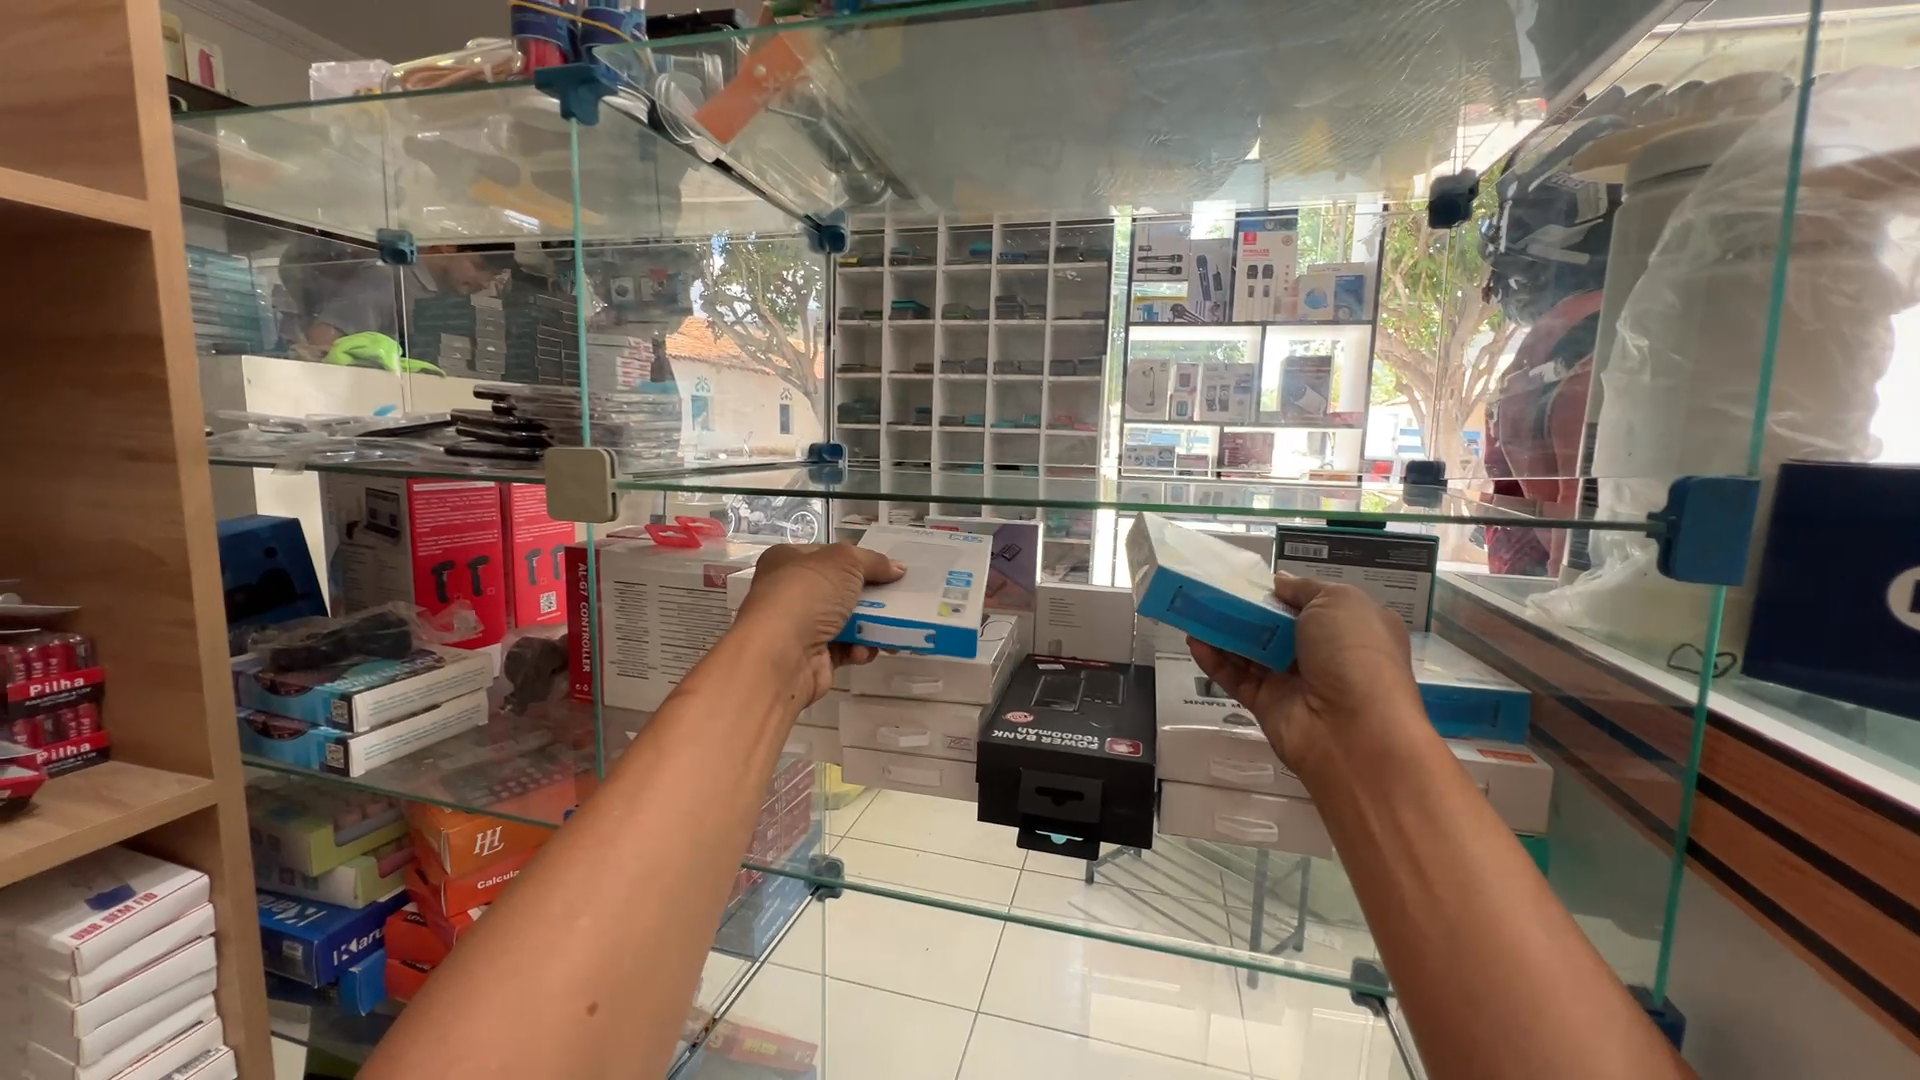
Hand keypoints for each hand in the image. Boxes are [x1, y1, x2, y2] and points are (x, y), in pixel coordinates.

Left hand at [733, 542, 905, 702]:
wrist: (782, 654)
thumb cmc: (807, 595)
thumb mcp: (845, 562)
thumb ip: (874, 562)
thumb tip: (898, 568)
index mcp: (787, 561)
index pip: (827, 555)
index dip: (857, 560)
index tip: (886, 569)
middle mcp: (790, 593)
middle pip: (840, 590)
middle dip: (870, 596)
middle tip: (898, 599)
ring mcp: (799, 627)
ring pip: (846, 621)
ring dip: (870, 625)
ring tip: (891, 628)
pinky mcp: (812, 657)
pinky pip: (845, 649)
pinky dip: (859, 649)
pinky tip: (863, 650)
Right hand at [1187, 573, 1419, 777]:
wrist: (1356, 730)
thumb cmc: (1356, 654)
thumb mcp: (1339, 601)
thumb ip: (1304, 588)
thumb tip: (1279, 583)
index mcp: (1350, 628)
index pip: (1311, 605)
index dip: (1282, 593)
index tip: (1252, 582)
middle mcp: (1323, 655)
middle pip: (1275, 627)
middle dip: (1246, 611)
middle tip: (1213, 593)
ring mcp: (1293, 682)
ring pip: (1251, 652)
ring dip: (1223, 632)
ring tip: (1194, 611)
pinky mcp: (1266, 705)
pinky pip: (1235, 678)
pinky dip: (1214, 660)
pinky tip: (1195, 641)